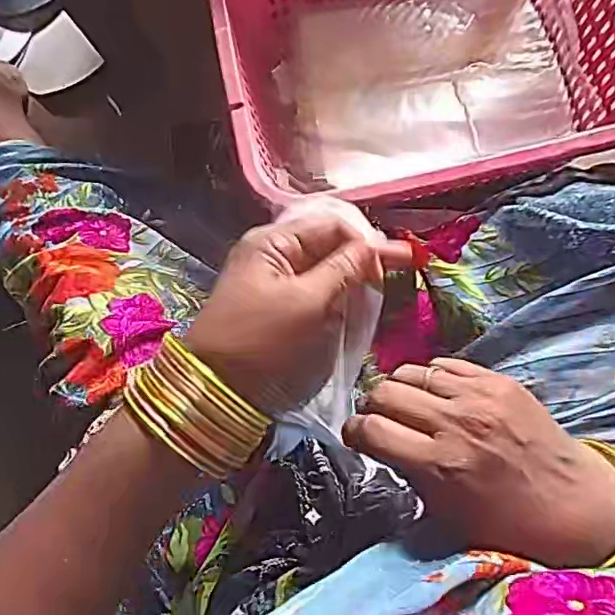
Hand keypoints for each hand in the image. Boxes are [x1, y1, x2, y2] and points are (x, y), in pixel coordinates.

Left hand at [185, 210, 411, 414]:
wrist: (217, 389)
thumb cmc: (261, 342)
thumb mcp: (307, 303)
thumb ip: (344, 270)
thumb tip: (375, 247)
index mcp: (273, 243)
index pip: (333, 225)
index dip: (367, 241)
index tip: (398, 265)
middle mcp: (271, 255)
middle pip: (328, 246)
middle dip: (360, 263)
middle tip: (388, 285)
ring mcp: (271, 282)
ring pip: (324, 271)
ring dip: (348, 284)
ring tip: (371, 301)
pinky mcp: (275, 308)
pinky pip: (313, 293)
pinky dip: (333, 301)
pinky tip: (348, 313)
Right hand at [343, 359, 614, 565]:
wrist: (575, 504)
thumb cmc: (506, 523)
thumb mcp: (445, 514)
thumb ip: (407, 475)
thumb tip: (379, 443)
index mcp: (439, 464)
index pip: (369, 428)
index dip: (354, 432)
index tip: (358, 438)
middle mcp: (455, 423)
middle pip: (384, 392)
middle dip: (373, 408)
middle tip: (382, 421)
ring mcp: (480, 396)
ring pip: (411, 371)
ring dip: (401, 389)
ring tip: (410, 406)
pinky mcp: (499, 381)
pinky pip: (445, 364)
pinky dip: (433, 379)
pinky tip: (439, 396)